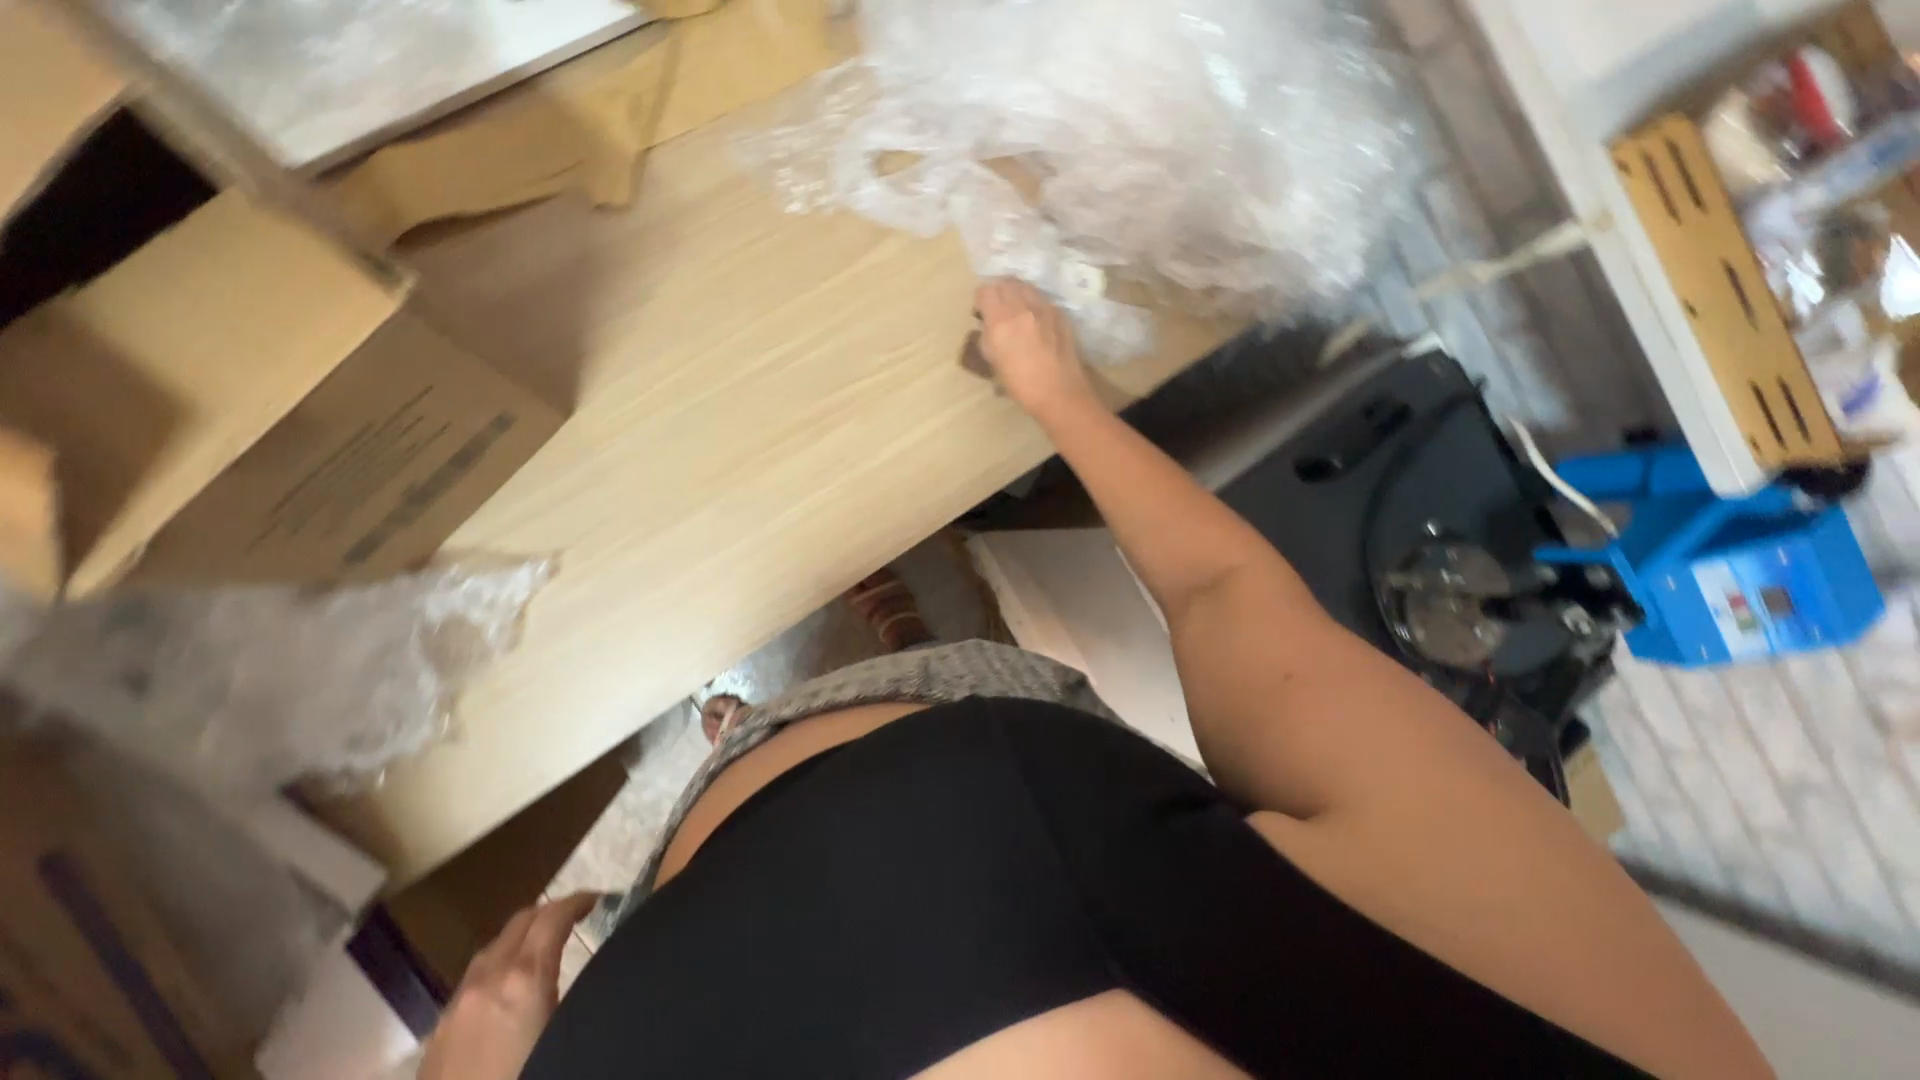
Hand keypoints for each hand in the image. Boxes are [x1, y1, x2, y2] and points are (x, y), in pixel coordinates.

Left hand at [417, 892, 597, 1079]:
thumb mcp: (566, 1041)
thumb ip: (579, 1003)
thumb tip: (600, 982)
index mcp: (523, 980)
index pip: (552, 918)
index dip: (578, 902)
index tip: (599, 899)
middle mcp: (486, 982)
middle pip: (518, 923)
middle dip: (550, 912)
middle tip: (577, 918)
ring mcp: (456, 1007)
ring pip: (492, 949)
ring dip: (522, 938)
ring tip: (546, 950)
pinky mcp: (437, 1035)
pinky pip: (473, 980)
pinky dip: (498, 966)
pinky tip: (509, 994)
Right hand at [975, 279, 1100, 420]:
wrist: (1059, 392)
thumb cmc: (1021, 384)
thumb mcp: (993, 361)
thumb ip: (987, 336)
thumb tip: (988, 325)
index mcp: (1000, 320)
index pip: (985, 290)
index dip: (981, 300)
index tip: (981, 312)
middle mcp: (1022, 307)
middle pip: (1005, 282)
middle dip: (998, 292)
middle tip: (998, 308)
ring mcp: (1044, 307)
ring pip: (1025, 286)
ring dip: (1017, 293)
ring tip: (1016, 310)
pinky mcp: (1060, 313)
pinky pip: (1042, 299)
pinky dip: (1034, 303)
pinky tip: (1036, 321)